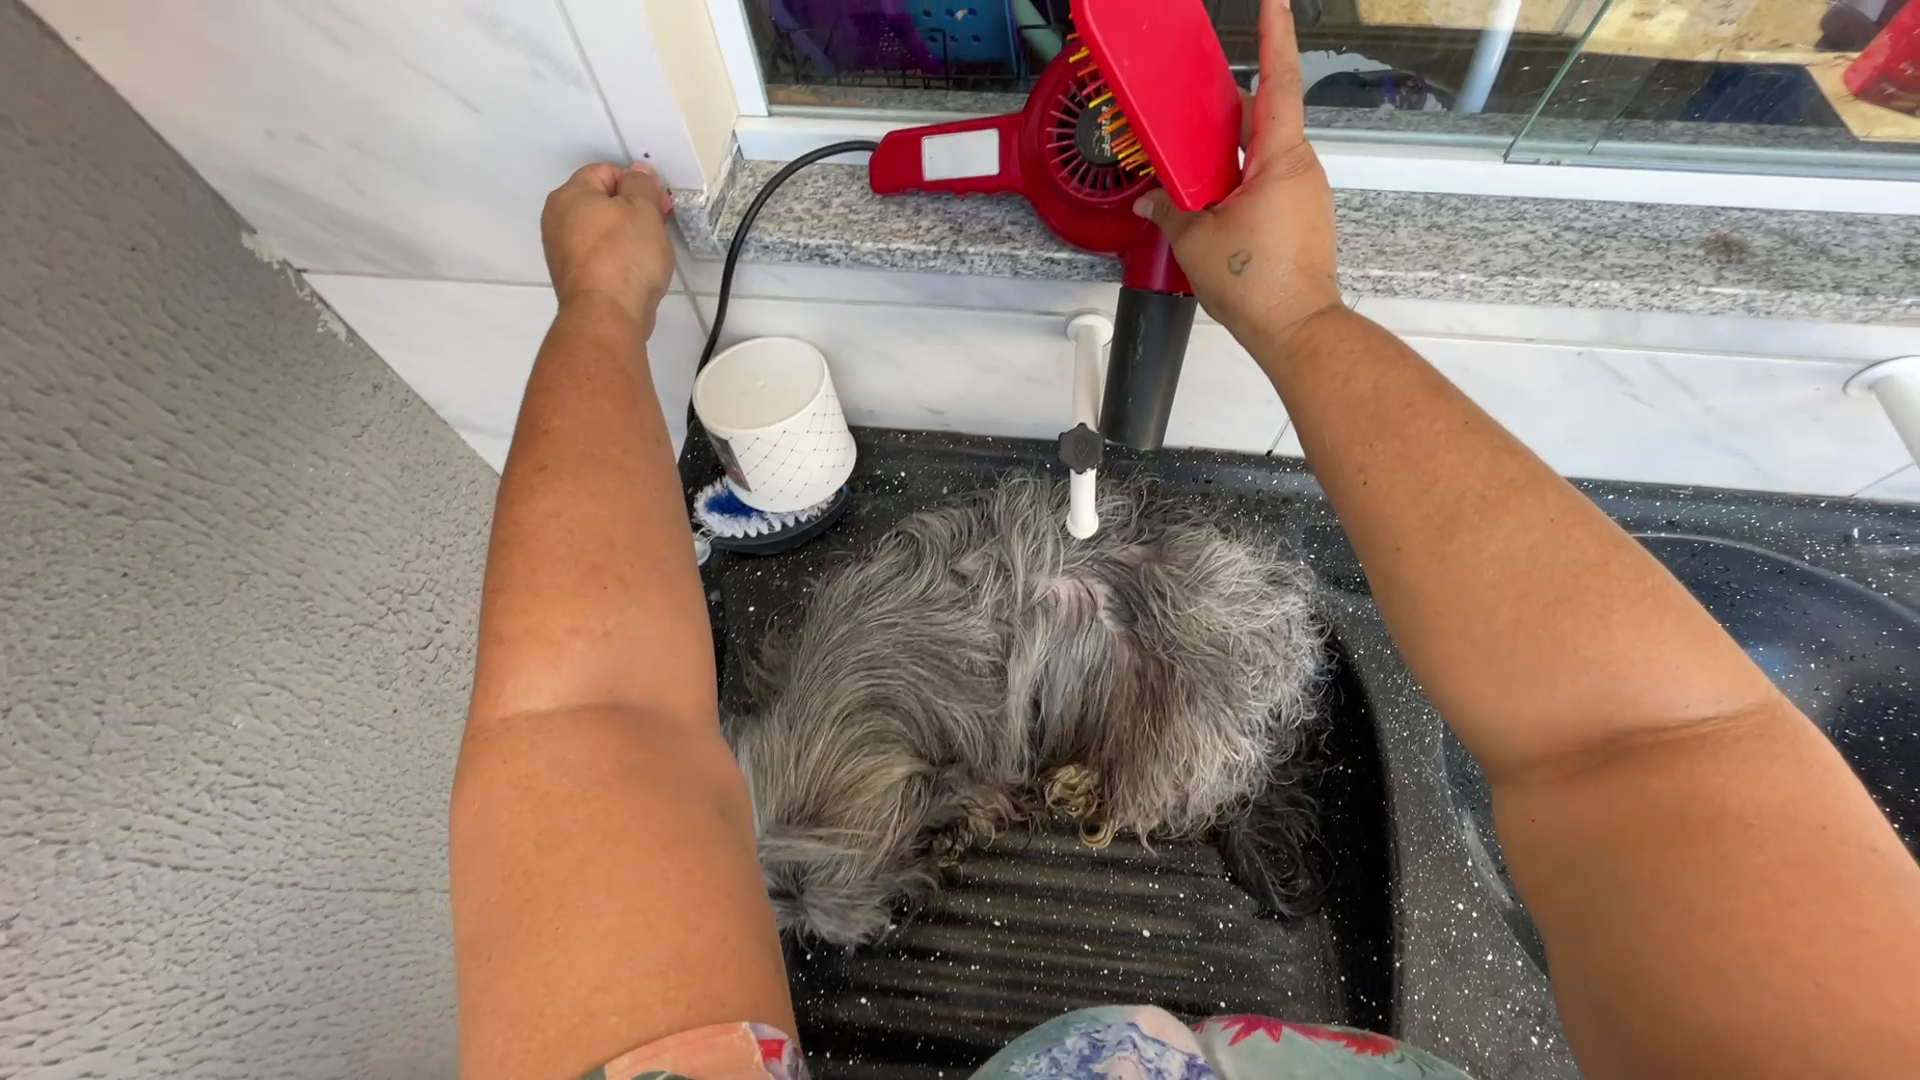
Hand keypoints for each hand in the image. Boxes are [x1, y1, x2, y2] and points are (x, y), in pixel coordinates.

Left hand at [541, 162, 675, 326]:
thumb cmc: (625, 257)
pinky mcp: (574, 280)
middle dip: (632, 212)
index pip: (606, 172)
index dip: (638, 184)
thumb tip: (637, 173)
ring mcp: (562, 252)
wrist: (607, 314)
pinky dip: (618, 261)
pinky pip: (600, 259)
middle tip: (658, 230)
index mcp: (570, 194)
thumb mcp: (643, 210)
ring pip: (601, 233)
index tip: (661, 206)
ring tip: (648, 256)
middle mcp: (557, 219)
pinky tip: (635, 275)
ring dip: (626, 238)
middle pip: (601, 203)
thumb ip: (641, 185)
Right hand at [1132, 0, 1342, 351]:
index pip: (1280, 81)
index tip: (1272, 2)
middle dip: (1228, 116)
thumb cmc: (1257, 286)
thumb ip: (1168, 212)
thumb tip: (1147, 201)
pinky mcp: (1302, 219)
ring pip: (1264, 158)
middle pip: (1264, 120)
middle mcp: (1300, 169)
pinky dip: (1241, 187)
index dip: (1276, 35)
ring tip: (1193, 177)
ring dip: (1230, 160)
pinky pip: (1270, 186)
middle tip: (1194, 116)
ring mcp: (1305, 195)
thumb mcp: (1196, 243)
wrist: (1294, 328)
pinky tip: (1214, 209)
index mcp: (1279, 161)